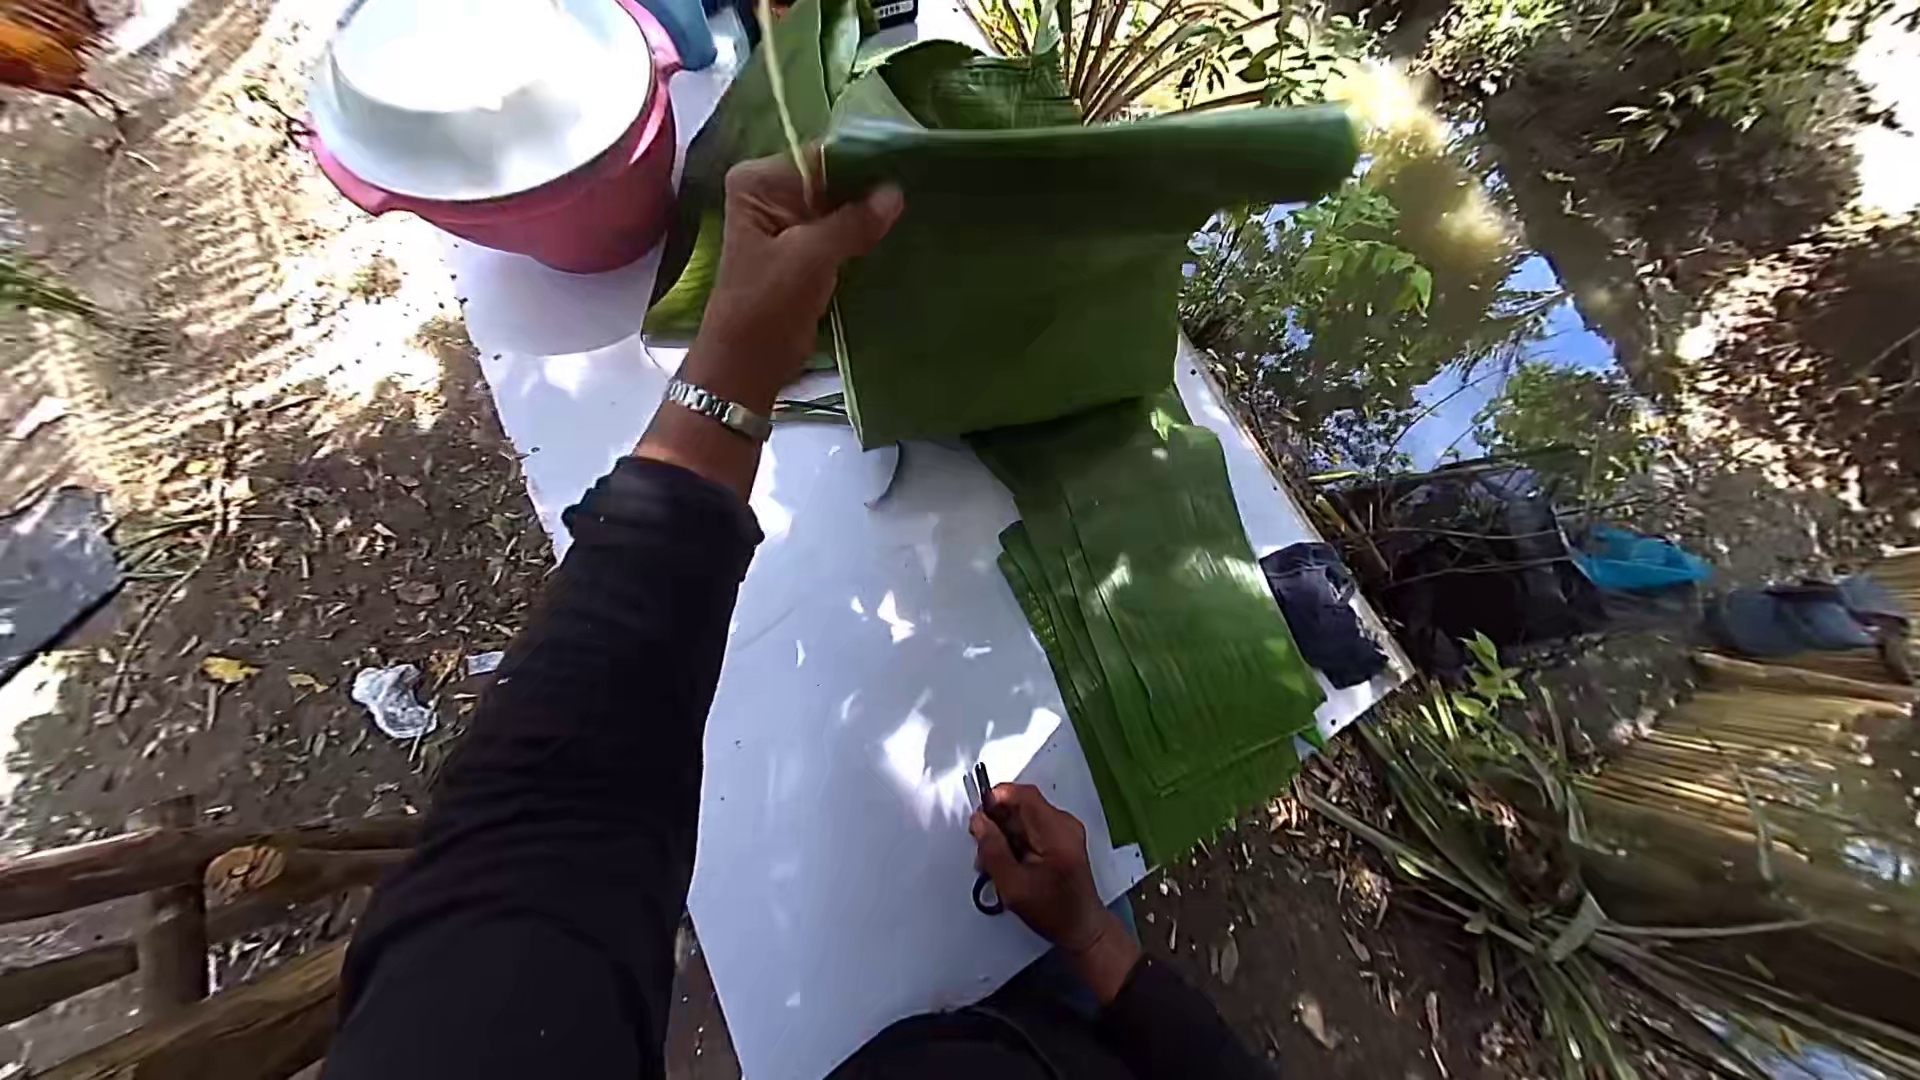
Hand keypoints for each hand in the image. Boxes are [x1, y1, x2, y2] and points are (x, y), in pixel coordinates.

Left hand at [640, 151, 901, 497]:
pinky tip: (895, 239)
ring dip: (870, 218)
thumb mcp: (811, 257)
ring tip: (914, 212)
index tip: (906, 166)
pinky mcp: (806, 258)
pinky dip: (864, 241)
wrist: (750, 361)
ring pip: (839, 212)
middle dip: (869, 190)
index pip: (820, 158)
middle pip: (831, 183)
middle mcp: (773, 197)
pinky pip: (841, 239)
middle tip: (918, 189)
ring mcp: (791, 229)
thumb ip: (852, 223)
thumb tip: (896, 193)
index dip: (862, 163)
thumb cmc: (769, 304)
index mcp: (761, 182)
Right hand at [972, 783, 1140, 1003]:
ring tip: (992, 860)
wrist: (1083, 930)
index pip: (1025, 796)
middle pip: (1022, 805)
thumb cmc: (1053, 912)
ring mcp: (1064, 829)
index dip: (998, 797)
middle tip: (981, 844)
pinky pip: (1031, 826)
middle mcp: (1063, 823)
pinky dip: (1014, 838)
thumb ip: (993, 850)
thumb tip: (979, 821)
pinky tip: (1007, 860)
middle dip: (997, 821)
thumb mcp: (1014, 887)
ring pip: (1023, 816)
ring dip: (1003, 832)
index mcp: (1057, 832)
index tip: (980, 814)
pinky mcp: (1060, 836)